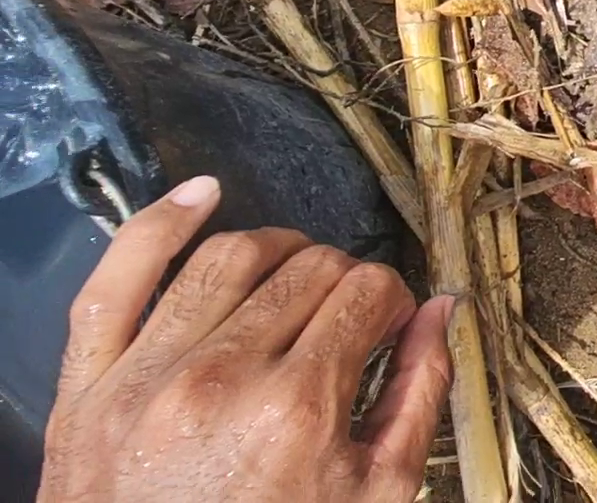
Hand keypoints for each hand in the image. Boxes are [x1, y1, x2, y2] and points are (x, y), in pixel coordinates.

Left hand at [39, 176, 450, 502]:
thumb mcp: (380, 486)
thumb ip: (423, 386)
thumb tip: (441, 308)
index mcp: (297, 403)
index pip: (369, 288)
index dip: (392, 299)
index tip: (387, 329)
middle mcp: (218, 379)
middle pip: (313, 266)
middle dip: (348, 280)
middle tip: (348, 321)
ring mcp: (141, 379)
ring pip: (232, 254)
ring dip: (283, 249)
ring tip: (298, 276)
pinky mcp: (85, 391)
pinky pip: (111, 283)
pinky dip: (157, 225)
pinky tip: (202, 193)